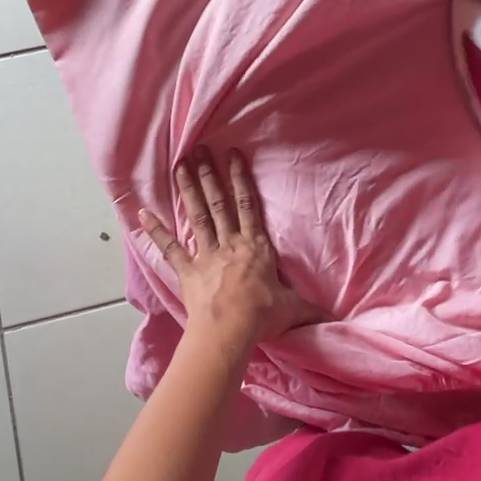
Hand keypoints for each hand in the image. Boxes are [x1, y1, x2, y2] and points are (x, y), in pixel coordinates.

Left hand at [138, 148, 322, 357]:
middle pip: (219, 203)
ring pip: (197, 216)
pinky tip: (142, 213)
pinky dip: (156, 230)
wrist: (230, 330)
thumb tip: (338, 320)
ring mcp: (207, 255)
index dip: (240, 178)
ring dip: (188, 190)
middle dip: (210, 175)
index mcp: (256, 246)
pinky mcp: (188, 271)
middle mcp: (230, 243)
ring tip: (180, 166)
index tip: (232, 154)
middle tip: (200, 150)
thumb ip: (314, 310)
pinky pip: (170, 247)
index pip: (248, 204)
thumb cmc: (262, 316)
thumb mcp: (294, 309)